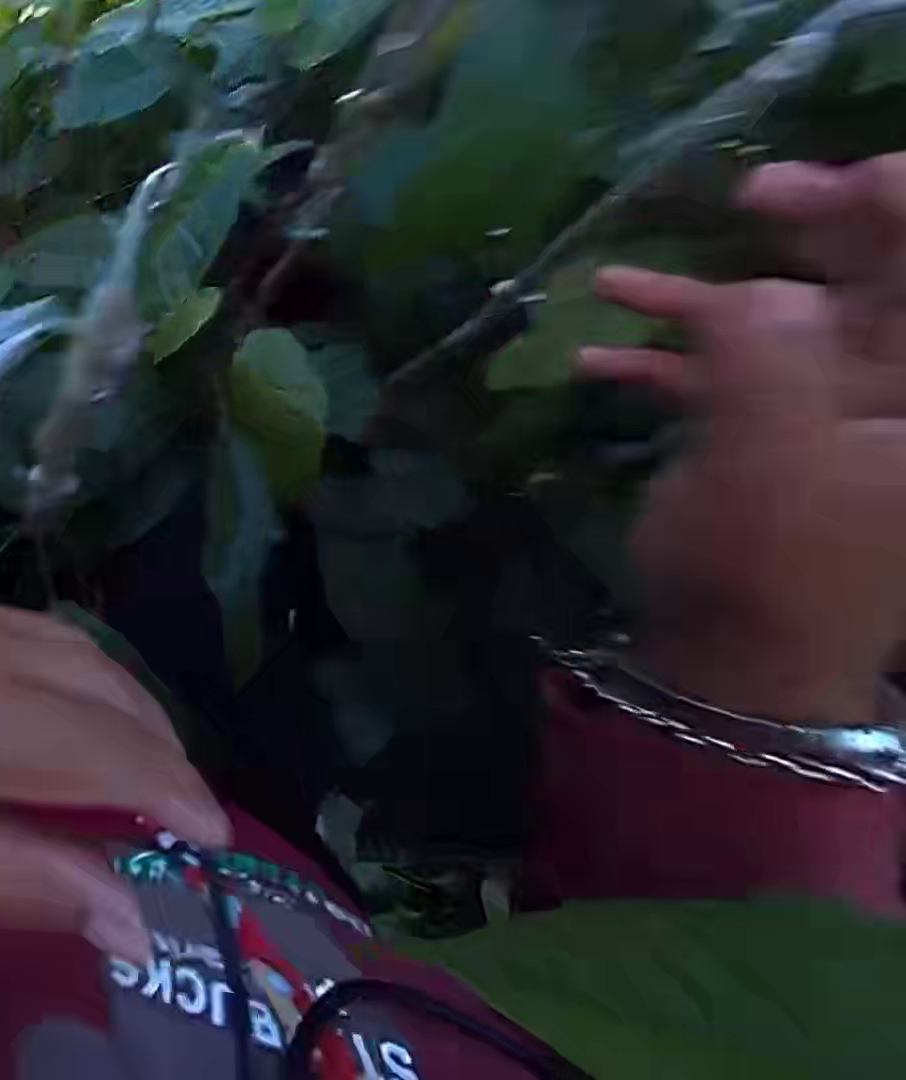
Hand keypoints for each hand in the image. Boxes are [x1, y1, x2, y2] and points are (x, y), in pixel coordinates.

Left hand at [0, 593, 228, 960]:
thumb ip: (26, 883)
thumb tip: (134, 919)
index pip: (111, 750)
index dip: (176, 793)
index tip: (215, 839)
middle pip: (108, 690)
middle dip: (160, 750)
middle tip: (175, 813)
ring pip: (81, 651)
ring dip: (125, 704)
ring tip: (135, 765)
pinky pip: (38, 631)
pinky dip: (79, 671)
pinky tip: (69, 710)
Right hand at [583, 156, 905, 724]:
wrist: (733, 639)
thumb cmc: (772, 562)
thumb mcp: (769, 466)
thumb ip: (769, 369)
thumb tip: (754, 291)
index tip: (854, 171)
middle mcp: (896, 387)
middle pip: (875, 282)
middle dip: (814, 231)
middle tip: (754, 188)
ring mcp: (822, 410)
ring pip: (776, 328)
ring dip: (698, 300)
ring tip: (616, 279)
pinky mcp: (756, 434)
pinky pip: (713, 380)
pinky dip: (656, 367)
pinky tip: (593, 361)